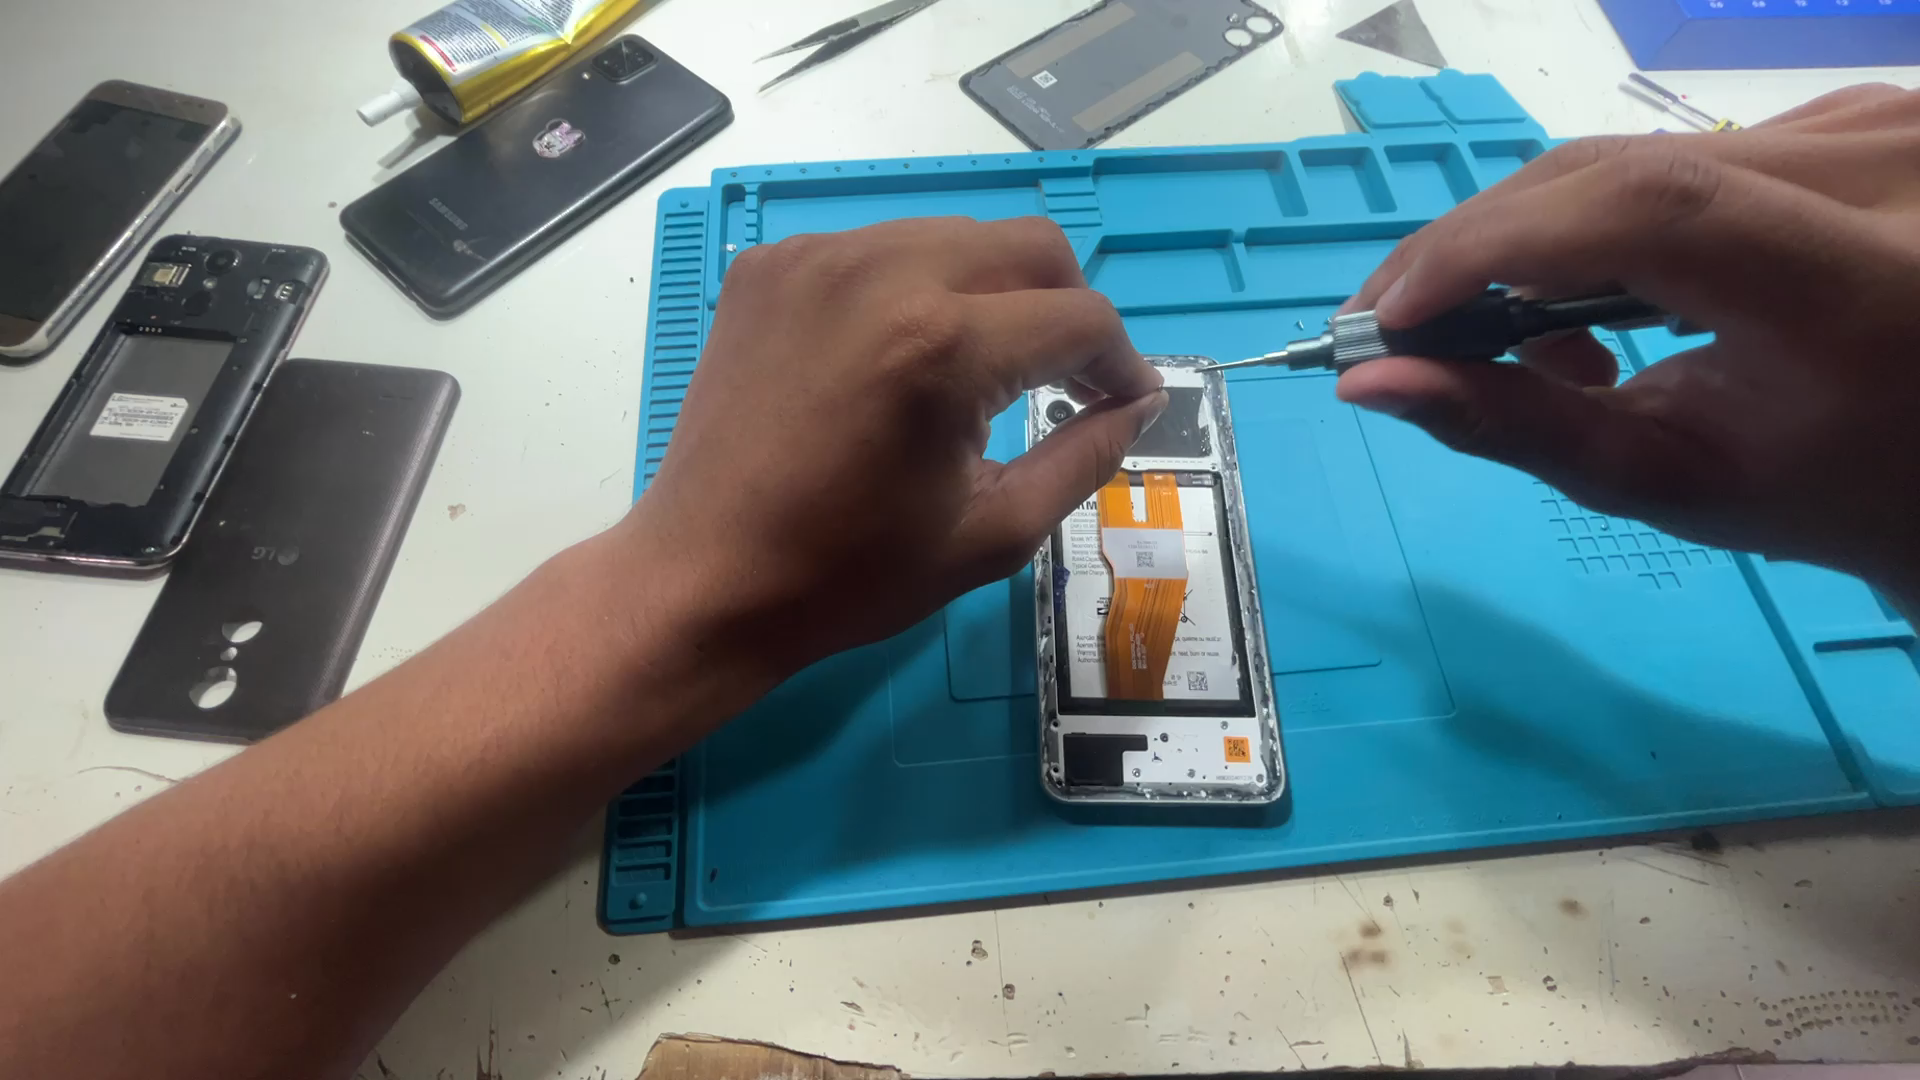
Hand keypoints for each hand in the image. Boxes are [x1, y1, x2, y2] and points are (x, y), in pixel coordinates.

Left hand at [623, 217, 1164, 675]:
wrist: (706, 579)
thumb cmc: (852, 576)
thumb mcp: (994, 532)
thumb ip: (1085, 457)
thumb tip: (1138, 405)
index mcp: (943, 346)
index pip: (1079, 317)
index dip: (1121, 361)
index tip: (1125, 401)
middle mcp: (882, 270)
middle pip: (1029, 247)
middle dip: (1068, 310)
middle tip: (1066, 380)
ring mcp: (816, 258)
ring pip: (955, 238)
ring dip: (995, 296)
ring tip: (984, 372)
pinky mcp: (771, 268)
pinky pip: (879, 251)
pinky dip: (916, 293)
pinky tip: (902, 358)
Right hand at [1336, 84, 1919, 596]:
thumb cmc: (1809, 487)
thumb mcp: (1648, 479)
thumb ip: (1504, 426)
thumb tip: (1365, 381)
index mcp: (1853, 286)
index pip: (1642, 213)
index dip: (1488, 250)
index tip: (1387, 318)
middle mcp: (1882, 169)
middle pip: (1600, 175)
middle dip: (1462, 251)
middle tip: (1390, 325)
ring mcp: (1871, 125)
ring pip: (1610, 163)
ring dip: (1512, 248)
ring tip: (1502, 339)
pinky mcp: (1844, 117)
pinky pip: (1653, 161)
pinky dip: (1574, 231)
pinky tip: (1586, 299)